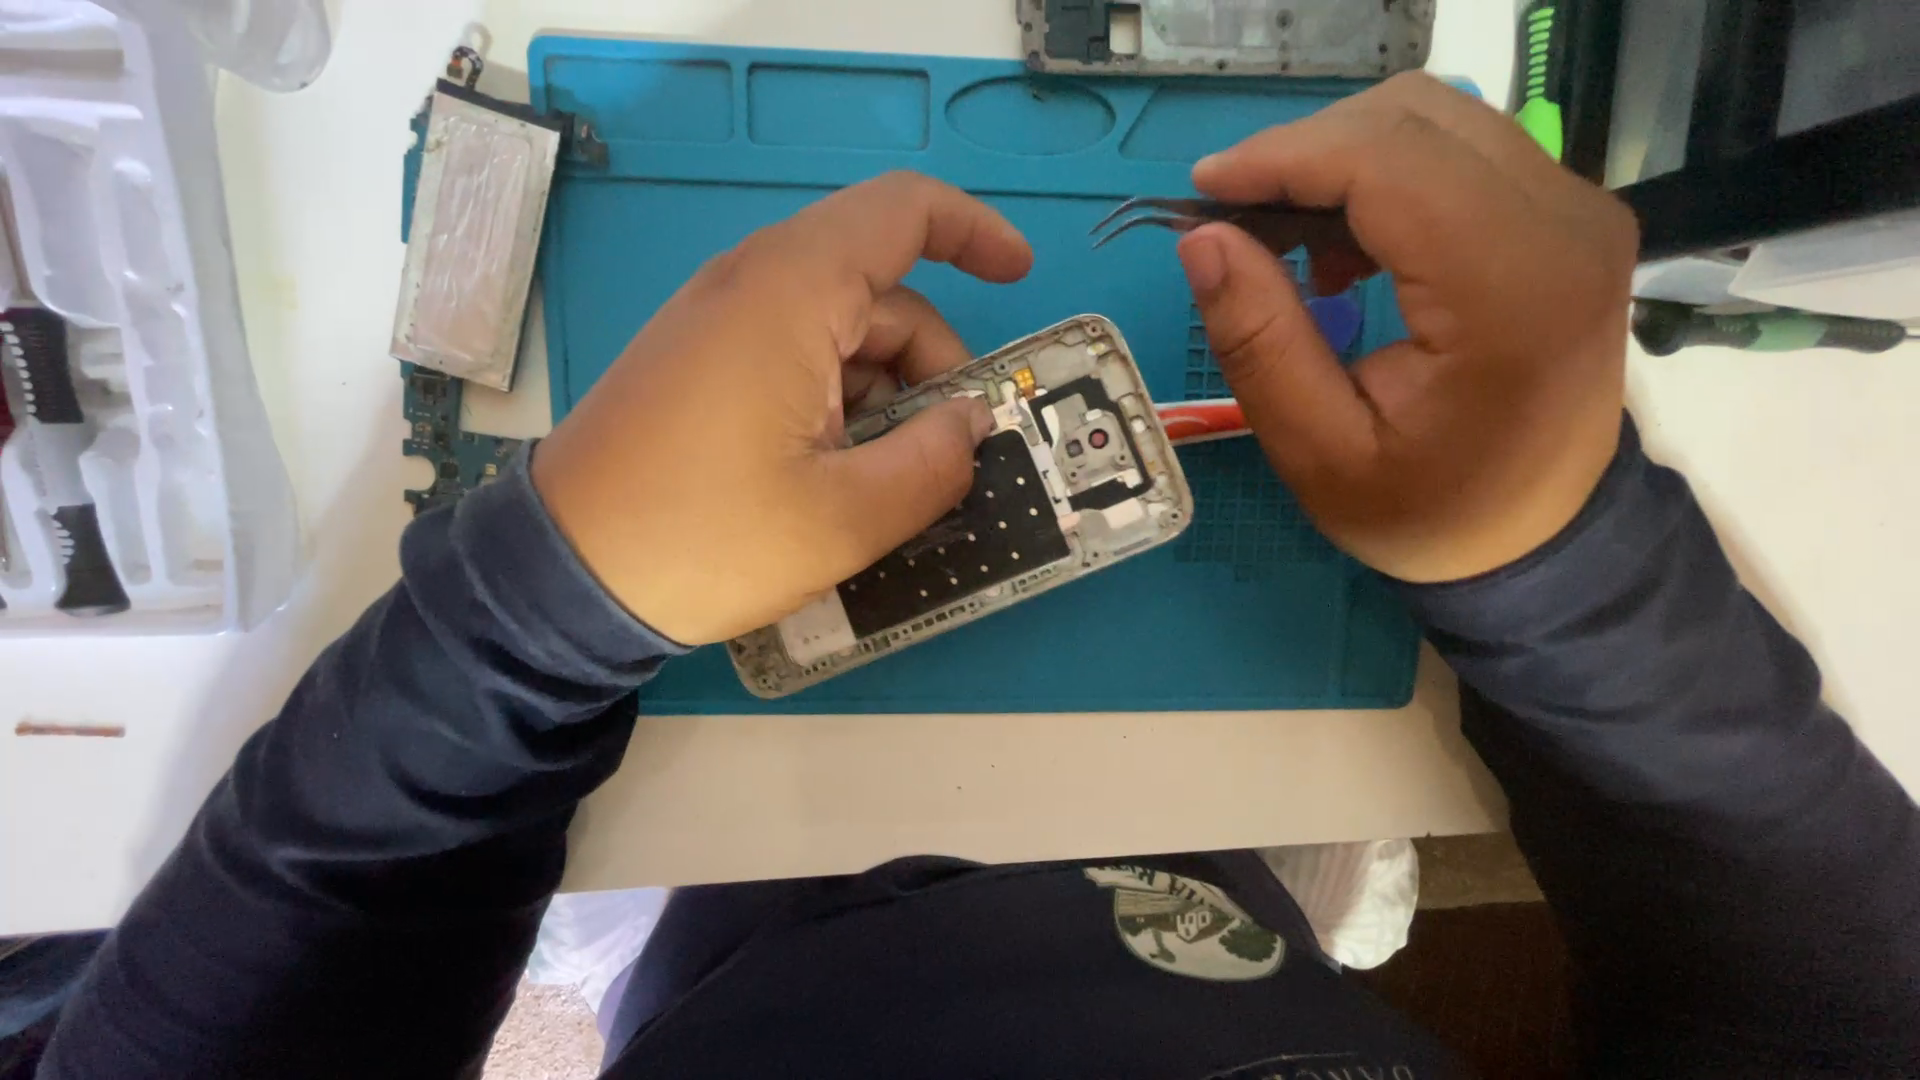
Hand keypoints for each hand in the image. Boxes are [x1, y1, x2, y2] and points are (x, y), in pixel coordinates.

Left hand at [532, 172, 1032, 643]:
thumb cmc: (706, 540)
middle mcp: (753, 287)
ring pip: (842, 332)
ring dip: (889, 394)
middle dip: (934, 364)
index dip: (974, 232)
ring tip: (892, 479)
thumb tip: (972, 424)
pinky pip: (800, 358)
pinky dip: (844, 403)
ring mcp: (723, 325)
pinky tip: (844, 472)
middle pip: (882, 291)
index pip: (902, 213)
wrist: (566, 576)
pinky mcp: (705, 365)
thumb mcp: (845, 518)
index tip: (1020, 276)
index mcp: (790, 293)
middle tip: (951, 451)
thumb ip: (933, 464)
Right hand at [1177, 74, 1637, 582]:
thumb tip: (1201, 240)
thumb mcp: (1317, 450)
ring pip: (1436, 122)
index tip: (1202, 192)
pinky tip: (1342, 250)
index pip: (1387, 162)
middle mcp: (1562, 224)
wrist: (1534, 539)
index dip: (1283, 159)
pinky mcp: (1563, 219)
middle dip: (1303, 155)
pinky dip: (1379, 180)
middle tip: (1232, 223)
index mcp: (1507, 290)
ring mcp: (1575, 213)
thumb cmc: (1423, 511)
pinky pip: (1458, 154)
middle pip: (1413, 119)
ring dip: (1338, 165)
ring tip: (1283, 244)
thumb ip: (1260, 343)